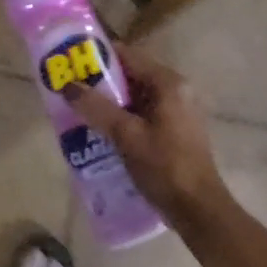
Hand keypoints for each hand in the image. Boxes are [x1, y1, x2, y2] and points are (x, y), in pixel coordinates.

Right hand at [64, 43, 230, 233]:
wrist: (198, 210)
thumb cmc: (164, 167)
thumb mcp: (126, 135)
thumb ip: (97, 108)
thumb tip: (68, 86)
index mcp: (169, 83)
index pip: (129, 56)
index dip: (99, 57)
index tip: (73, 64)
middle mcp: (177, 90)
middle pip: (133, 76)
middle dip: (103, 84)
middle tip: (72, 91)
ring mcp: (180, 111)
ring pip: (138, 98)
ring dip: (112, 104)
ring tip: (82, 112)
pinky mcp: (177, 131)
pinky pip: (145, 114)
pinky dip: (126, 119)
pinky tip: (104, 134)